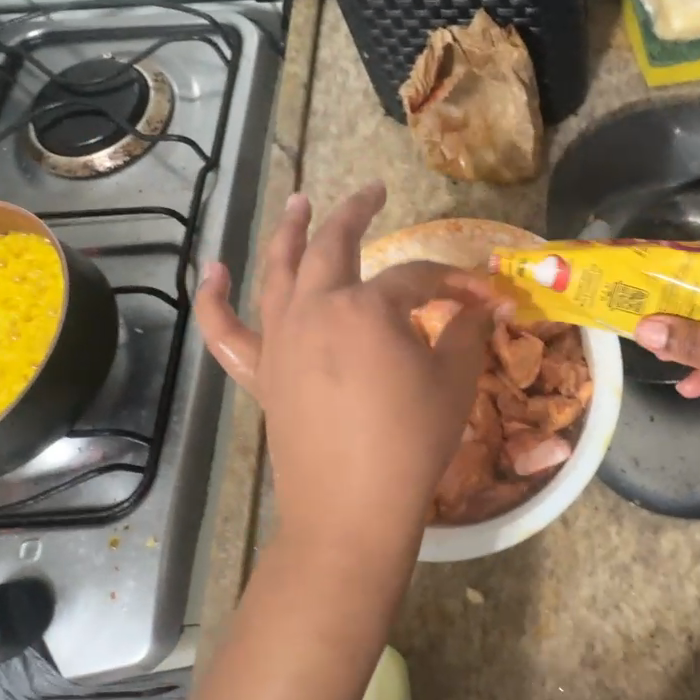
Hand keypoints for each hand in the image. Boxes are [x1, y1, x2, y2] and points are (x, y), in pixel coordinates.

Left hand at [194, 183, 501, 549]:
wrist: (351, 509)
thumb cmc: (411, 441)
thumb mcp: (454, 379)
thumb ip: (467, 330)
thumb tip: (486, 304)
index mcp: (367, 306)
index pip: (417, 278)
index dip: (453, 283)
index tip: (482, 295)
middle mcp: (316, 308)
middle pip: (336, 246)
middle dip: (357, 212)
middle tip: (374, 190)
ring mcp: (281, 338)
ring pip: (279, 270)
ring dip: (290, 231)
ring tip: (299, 202)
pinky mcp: (261, 372)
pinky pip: (227, 330)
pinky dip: (215, 298)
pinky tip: (213, 271)